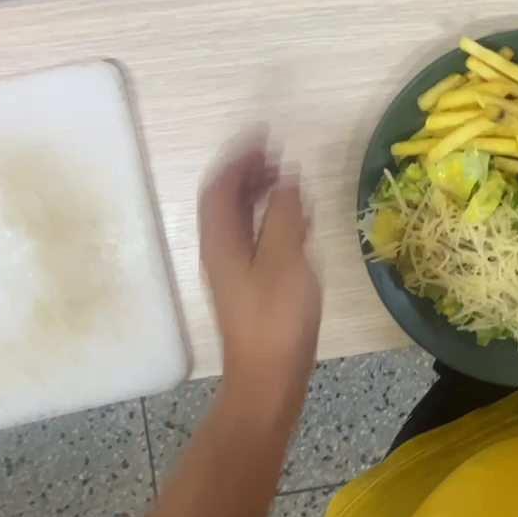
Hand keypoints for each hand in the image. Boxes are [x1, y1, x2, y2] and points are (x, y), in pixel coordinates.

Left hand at [198, 134, 321, 414]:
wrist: (267, 380)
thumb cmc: (277, 320)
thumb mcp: (286, 260)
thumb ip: (286, 215)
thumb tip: (287, 179)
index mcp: (222, 240)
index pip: (221, 184)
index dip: (241, 155)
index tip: (269, 136)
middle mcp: (221, 249)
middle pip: (226, 198)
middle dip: (250, 170)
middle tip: (279, 153)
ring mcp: (234, 269)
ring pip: (240, 217)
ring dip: (260, 191)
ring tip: (290, 179)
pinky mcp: (250, 284)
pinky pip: (254, 235)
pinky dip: (271, 216)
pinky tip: (296, 220)